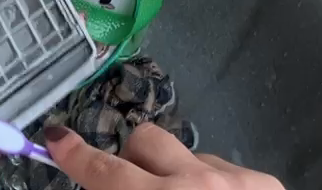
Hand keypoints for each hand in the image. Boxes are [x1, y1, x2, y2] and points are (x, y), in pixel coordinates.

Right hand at [44, 123, 284, 189]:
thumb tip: (107, 188)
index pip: (106, 173)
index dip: (76, 155)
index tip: (55, 137)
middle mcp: (195, 184)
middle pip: (143, 143)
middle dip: (129, 160)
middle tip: (128, 187)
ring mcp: (235, 178)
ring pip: (185, 154)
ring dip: (173, 176)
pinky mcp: (266, 181)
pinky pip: (222, 168)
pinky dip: (211, 188)